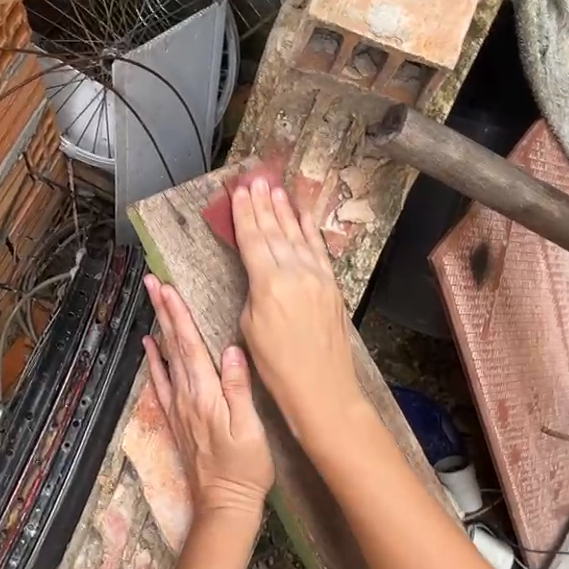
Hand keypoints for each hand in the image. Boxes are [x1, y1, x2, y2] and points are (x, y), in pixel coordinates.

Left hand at [142, 274, 273, 517]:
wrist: (224, 505)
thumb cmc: (245, 469)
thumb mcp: (251, 429)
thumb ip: (238, 388)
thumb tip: (231, 350)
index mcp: (205, 393)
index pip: (189, 344)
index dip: (178, 313)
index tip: (168, 287)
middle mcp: (186, 395)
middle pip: (173, 344)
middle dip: (164, 310)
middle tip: (151, 281)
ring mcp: (179, 406)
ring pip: (166, 356)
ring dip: (159, 326)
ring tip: (152, 301)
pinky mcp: (177, 418)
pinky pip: (161, 381)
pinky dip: (154, 360)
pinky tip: (149, 344)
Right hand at [231, 176, 365, 442]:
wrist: (322, 387)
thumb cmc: (276, 365)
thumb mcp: (250, 326)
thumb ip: (254, 292)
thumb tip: (258, 272)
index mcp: (268, 283)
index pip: (253, 239)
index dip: (244, 214)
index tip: (238, 191)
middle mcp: (294, 272)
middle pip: (274, 231)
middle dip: (262, 204)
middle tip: (254, 180)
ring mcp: (316, 277)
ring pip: (296, 236)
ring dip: (284, 211)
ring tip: (274, 189)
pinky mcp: (331, 285)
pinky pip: (318, 250)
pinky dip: (309, 231)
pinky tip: (303, 216)